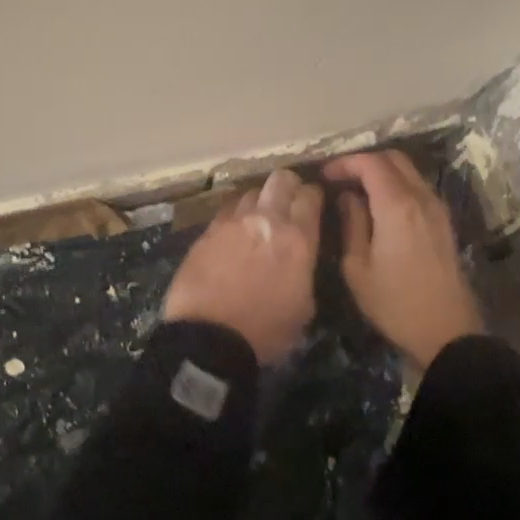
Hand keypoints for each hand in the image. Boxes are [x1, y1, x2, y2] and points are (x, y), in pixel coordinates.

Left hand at [162, 168, 321, 363]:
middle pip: (280, 180)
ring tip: (257, 219)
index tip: (312, 204)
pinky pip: (225, 212)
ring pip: (249, 192)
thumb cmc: (265, 332)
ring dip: (258, 201)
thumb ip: (304, 272)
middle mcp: (265, 220)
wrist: (209, 339)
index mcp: (298, 239)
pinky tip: (233, 234)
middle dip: (288, 186)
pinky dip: (234, 217)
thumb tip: (300, 262)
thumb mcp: (304, 308)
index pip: (310, 196)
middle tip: (287, 202)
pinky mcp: (205, 233)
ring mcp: (231, 223)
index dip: (313, 196)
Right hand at [323, 151, 484, 369]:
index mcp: (397, 206)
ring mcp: (437, 209)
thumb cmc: (394, 303)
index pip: (371, 164)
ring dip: (383, 173)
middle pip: (394, 159)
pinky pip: (418, 189)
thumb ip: (351, 224)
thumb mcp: (358, 268)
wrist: (445, 330)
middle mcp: (421, 198)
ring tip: (357, 191)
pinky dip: (397, 186)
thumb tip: (347, 198)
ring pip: (409, 172)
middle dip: (365, 162)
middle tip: (340, 178)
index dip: (345, 163)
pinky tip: (379, 206)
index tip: (325, 175)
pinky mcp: (444, 222)